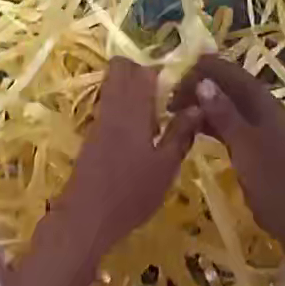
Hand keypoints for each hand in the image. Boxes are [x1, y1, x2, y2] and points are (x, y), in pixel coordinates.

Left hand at [53, 58, 201, 260]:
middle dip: (143, 71)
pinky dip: (125, 106)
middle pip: (120, 68)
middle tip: (167, 92)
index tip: (182, 80)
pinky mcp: (93, 133)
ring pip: (113, 85)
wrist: (86, 217)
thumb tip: (199, 106)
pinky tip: (143, 130)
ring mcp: (99, 118)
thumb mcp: (166, 166)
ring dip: (133, 88)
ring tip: (159, 111)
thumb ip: (181, 132)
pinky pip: (110, 104)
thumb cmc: (132, 192)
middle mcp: (113, 105)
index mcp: (132, 107)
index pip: (143, 69)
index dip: (163, 69)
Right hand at [172, 56, 284, 243]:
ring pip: (227, 107)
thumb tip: (202, 81)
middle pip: (228, 88)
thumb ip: (224, 113)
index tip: (176, 76)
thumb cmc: (273, 179)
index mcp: (264, 102)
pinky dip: (210, 124)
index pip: (231, 73)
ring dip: (203, 106)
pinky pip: (228, 126)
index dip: (205, 69)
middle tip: (170, 99)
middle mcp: (262, 110)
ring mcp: (259, 130)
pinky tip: (193, 130)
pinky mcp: (254, 148)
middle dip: (200, 87)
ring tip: (175, 113)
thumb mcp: (244, 144)